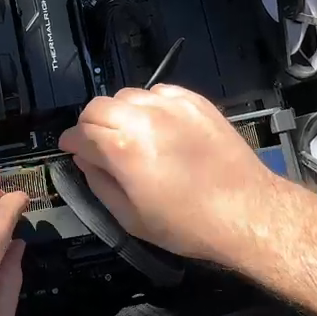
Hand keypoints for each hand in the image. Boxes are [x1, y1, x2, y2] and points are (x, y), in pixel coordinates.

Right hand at [57, 85, 283, 264]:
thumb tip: (84, 159)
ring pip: (127, 95)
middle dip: (90, 124)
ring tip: (130, 135)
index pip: (80, 132)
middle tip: (97, 144)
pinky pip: (158, 92)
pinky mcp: (194, 101)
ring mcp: (171, 106)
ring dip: (120, 113)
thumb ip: (99, 183)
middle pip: (98, 106)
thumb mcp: (131, 218)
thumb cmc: (187, 223)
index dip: (70, 142)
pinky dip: (149, 106)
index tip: (71, 149)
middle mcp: (144, 118)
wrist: (247, 210)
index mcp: (123, 149)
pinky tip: (158, 127)